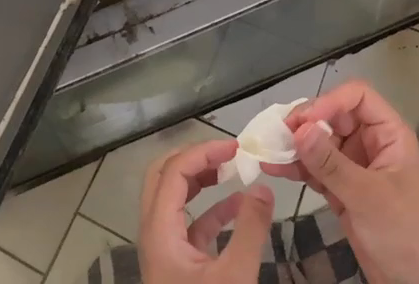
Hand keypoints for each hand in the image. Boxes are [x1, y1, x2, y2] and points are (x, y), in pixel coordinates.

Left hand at [139, 139, 275, 283]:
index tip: (235, 148)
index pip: (173, 171)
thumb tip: (263, 187)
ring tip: (233, 171)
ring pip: (175, 198)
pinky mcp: (178, 263)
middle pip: (164, 176)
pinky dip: (212, 209)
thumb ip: (250, 230)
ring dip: (202, 180)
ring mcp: (164, 248)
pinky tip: (239, 206)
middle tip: (227, 154)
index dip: (204, 152)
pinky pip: (190, 223)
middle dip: (196, 158)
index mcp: (158, 231)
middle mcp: (154, 233)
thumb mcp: (235, 277)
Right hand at [263, 81, 418, 283]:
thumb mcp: (368, 197)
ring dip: (296, 144)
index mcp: (389, 134)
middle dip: (307, 122)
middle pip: (334, 116)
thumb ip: (332, 164)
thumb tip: (299, 129)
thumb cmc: (404, 233)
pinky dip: (296, 167)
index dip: (330, 101)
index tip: (304, 121)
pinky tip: (273, 166)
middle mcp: (371, 143)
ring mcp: (355, 166)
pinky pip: (315, 168)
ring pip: (321, 142)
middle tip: (279, 133)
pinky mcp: (341, 189)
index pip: (358, 97)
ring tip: (268, 148)